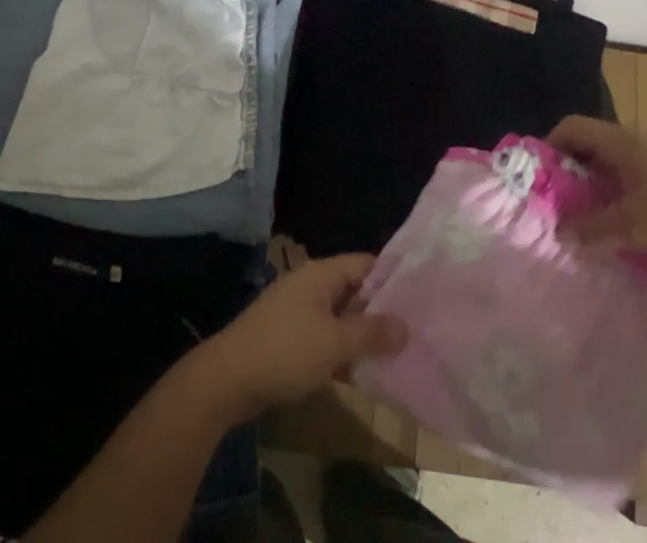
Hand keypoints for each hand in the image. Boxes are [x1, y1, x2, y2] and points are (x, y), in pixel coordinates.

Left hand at [187, 254, 407, 417]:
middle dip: (380, 312)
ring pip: (339, 318)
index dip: (393, 278)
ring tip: (395, 354)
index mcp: (320, 275)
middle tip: (414, 331)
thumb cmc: (285, 352)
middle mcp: (309, 286)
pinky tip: (360, 373)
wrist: (225, 381)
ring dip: (361, 336)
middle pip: (354, 291)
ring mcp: (295, 312)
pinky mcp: (286, 338)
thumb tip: (405, 326)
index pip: (366, 264)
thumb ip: (372, 333)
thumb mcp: (336, 343)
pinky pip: (323, 338)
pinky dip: (340, 351)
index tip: (421, 297)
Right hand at [547, 115, 646, 269]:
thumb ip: (593, 227)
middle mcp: (644, 140)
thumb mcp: (635, 228)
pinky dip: (630, 198)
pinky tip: (637, 230)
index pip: (571, 126)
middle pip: (595, 147)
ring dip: (603, 190)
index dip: (548, 147)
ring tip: (596, 225)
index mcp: (624, 142)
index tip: (539, 181)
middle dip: (574, 176)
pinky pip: (646, 180)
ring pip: (622, 166)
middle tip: (562, 210)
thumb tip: (560, 228)